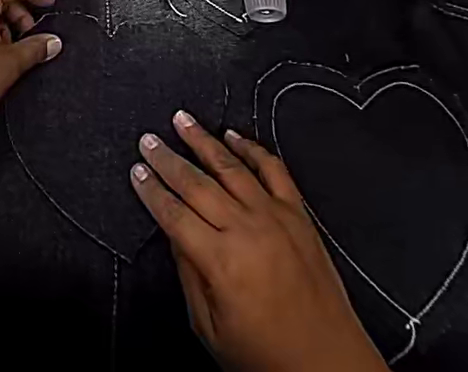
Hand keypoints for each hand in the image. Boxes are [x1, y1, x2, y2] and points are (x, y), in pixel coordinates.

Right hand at [131, 113, 387, 371]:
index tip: (137, 172)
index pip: (174, 213)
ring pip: (230, 166)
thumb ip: (189, 274)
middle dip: (167, 158)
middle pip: (196, 183)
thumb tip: (173, 232)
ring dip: (202, 139)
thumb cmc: (270, 357)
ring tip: (183, 120)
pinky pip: (273, 169)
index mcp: (222, 262)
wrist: (331, 365)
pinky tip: (233, 135)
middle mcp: (247, 230)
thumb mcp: (211, 328)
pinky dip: (252, 148)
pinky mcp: (298, 213)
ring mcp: (275, 216)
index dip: (151, 190)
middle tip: (148, 140)